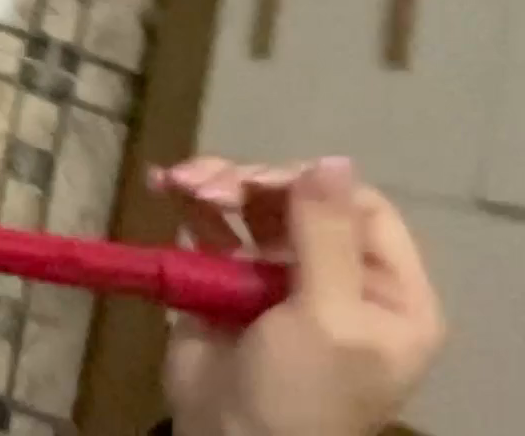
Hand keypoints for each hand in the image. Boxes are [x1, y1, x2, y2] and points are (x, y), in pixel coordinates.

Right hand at [155, 157, 444, 435]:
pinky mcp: (221, 275)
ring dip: (209, 184)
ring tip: (175, 183)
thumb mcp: (328, 317)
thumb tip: (331, 159)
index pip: (360, 209)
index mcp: (386, 291)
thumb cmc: (301, 388)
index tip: (252, 183)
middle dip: (245, 181)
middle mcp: (335, 275)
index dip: (306, 184)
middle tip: (202, 184)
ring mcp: (274, 274)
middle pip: (295, 198)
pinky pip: (207, 224)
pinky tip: (160, 184)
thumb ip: (326, 237)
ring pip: (247, 204)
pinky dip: (184, 200)